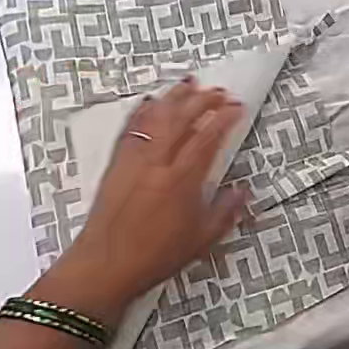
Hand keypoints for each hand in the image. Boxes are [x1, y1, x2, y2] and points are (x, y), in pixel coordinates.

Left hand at [33, 78, 248, 324]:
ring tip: (189, 84)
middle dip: (202, 100)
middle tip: (218, 91)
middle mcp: (157, 162)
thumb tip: (242, 191)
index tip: (236, 107)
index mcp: (181, 180)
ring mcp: (134, 160)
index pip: (207, 137)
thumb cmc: (155, 256)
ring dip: (174, 97)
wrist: (106, 264)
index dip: (224, 118)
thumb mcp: (201, 239)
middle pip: (182, 119)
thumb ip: (225, 211)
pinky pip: (131, 128)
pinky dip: (142, 111)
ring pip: (156, 117)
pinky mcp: (117, 164)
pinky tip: (150, 102)